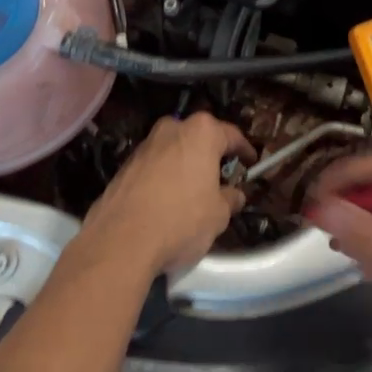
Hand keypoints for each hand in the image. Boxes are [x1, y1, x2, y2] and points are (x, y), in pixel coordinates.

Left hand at [77, 112, 255, 277]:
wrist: (120, 242)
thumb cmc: (180, 220)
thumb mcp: (218, 215)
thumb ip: (230, 199)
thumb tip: (235, 195)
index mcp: (201, 132)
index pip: (231, 135)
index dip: (244, 150)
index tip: (251, 163)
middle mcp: (172, 129)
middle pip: (199, 138)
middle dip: (210, 155)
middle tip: (220, 177)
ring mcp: (145, 145)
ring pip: (174, 151)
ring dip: (184, 166)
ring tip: (192, 193)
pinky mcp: (125, 166)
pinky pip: (154, 167)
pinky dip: (163, 178)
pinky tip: (166, 202)